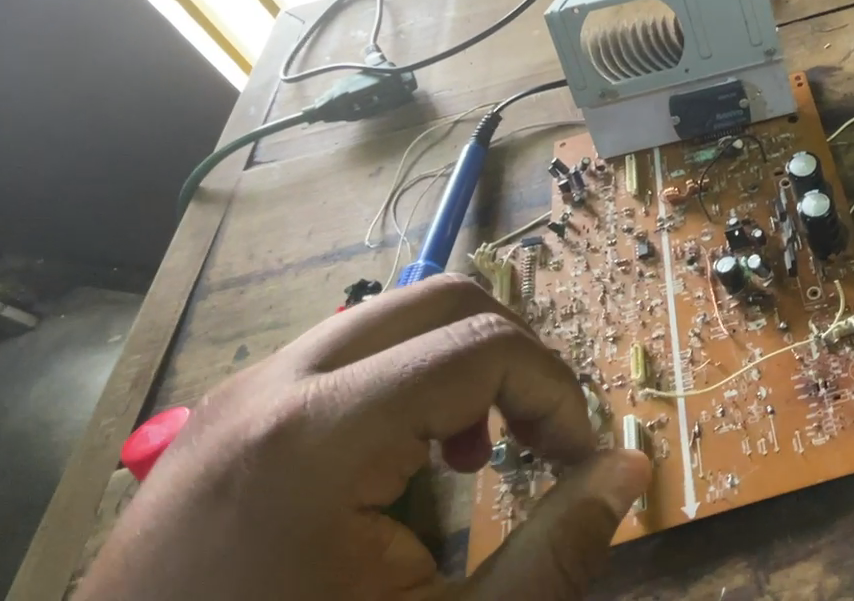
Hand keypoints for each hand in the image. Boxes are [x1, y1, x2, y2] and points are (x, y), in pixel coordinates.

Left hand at [77, 275, 649, 600]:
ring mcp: (240, 392)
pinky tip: (401, 469)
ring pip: (396, 316)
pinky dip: (407, 381)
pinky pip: (349, 352)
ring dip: (461, 364)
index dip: (555, 393)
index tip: (576, 463)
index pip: (485, 348)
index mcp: (317, 438)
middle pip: (445, 298)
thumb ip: (555, 556)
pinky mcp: (225, 414)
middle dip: (515, 357)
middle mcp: (273, 385)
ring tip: (469, 457)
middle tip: (537, 436)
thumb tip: (629, 467)